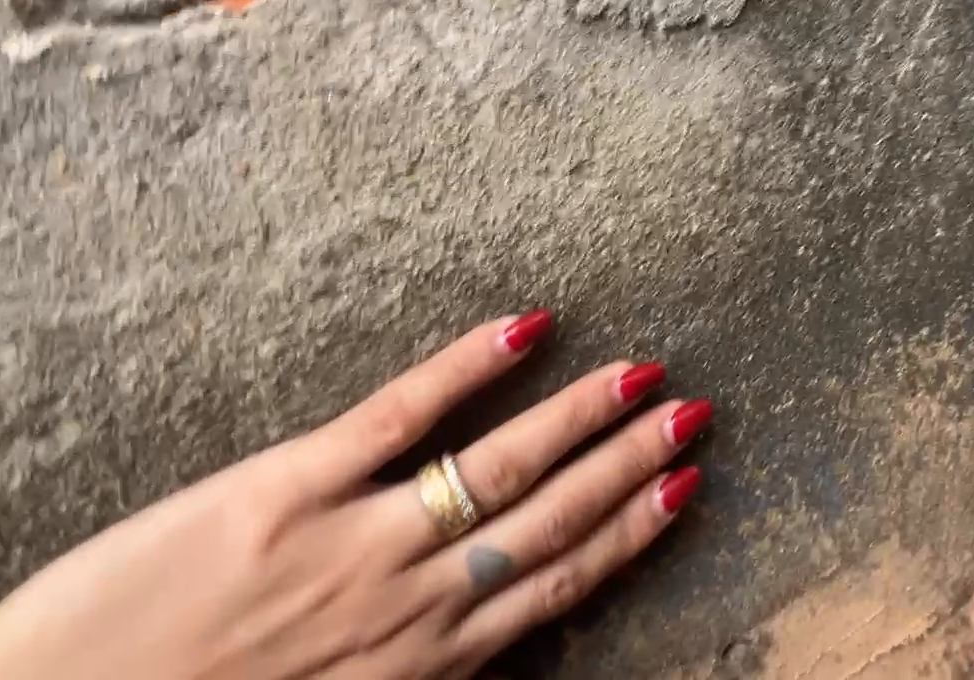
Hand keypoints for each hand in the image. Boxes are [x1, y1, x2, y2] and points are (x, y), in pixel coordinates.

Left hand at [0, 311, 709, 679]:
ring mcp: (349, 542)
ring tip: (641, 374)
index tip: (683, 487)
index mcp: (416, 662)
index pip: (556, 583)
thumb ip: (406, 668)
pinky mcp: (283, 491)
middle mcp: (406, 604)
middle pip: (549, 520)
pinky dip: (463, 368)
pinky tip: (522, 327)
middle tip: (690, 413)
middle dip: (630, 463)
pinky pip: (394, 418)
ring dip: (579, 418)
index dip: (629, 532)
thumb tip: (484, 620)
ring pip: (497, 468)